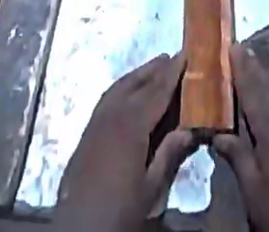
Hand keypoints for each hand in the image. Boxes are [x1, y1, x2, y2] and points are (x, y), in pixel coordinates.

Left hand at [54, 53, 197, 231]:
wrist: (78, 229)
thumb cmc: (119, 210)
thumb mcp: (150, 187)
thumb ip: (169, 154)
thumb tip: (189, 129)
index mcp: (132, 124)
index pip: (157, 91)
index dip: (172, 73)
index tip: (186, 54)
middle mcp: (113, 115)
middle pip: (138, 84)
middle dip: (155, 69)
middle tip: (172, 56)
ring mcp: (96, 122)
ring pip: (120, 87)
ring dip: (138, 75)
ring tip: (153, 68)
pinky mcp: (86, 133)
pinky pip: (107, 99)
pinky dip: (122, 87)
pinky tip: (127, 92)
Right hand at [211, 46, 268, 231]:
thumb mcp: (253, 190)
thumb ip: (238, 157)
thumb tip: (216, 131)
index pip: (253, 92)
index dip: (242, 69)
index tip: (233, 46)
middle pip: (268, 87)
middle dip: (254, 67)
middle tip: (241, 46)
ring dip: (267, 76)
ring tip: (257, 61)